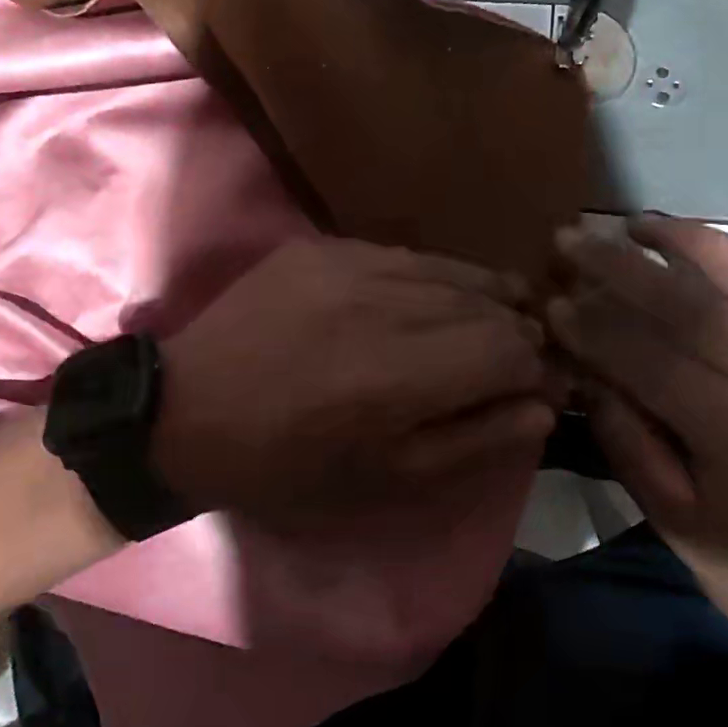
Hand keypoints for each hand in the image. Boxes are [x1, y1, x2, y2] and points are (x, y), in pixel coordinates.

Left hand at [148, 237, 557, 525]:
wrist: (183, 413)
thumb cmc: (289, 466)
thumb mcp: (388, 480)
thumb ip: (475, 442)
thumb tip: (544, 409)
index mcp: (400, 376)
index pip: (511, 349)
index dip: (538, 368)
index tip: (539, 388)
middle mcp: (385, 305)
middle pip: (492, 304)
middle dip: (519, 334)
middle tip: (517, 362)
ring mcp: (354, 264)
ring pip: (458, 272)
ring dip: (488, 302)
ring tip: (492, 326)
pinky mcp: (329, 246)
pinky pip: (411, 256)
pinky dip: (439, 282)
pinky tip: (433, 304)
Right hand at [548, 218, 727, 726]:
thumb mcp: (682, 532)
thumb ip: (632, 444)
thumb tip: (591, 371)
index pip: (659, 363)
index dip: (598, 328)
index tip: (554, 302)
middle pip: (704, 307)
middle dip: (627, 267)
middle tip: (576, 240)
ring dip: (695, 242)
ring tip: (642, 225)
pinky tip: (720, 262)